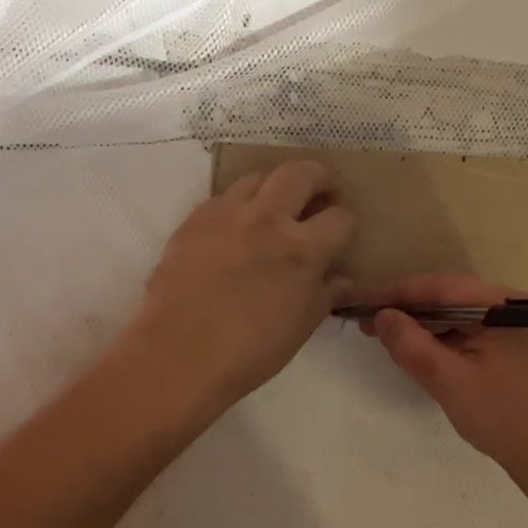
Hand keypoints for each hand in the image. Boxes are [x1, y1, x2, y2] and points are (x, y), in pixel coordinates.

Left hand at [130, 160, 355, 407]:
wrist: (181, 354)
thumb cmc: (252, 350)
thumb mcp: (301, 326)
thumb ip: (325, 295)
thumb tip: (343, 281)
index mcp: (302, 248)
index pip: (340, 218)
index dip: (347, 223)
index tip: (342, 233)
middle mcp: (267, 218)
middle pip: (302, 173)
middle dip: (320, 178)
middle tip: (322, 194)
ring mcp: (227, 214)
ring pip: (259, 177)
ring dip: (275, 187)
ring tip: (276, 207)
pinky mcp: (194, 220)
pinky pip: (223, 197)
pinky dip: (238, 205)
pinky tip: (236, 228)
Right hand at [360, 276, 527, 481]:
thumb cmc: (506, 418)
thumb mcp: (450, 381)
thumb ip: (412, 344)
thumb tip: (383, 315)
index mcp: (504, 304)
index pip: (440, 288)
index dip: (395, 295)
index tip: (360, 304)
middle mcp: (518, 309)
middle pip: (454, 301)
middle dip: (410, 312)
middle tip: (369, 326)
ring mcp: (525, 333)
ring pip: (466, 322)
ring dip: (429, 330)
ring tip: (393, 342)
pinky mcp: (526, 358)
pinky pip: (479, 340)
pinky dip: (450, 345)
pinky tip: (429, 358)